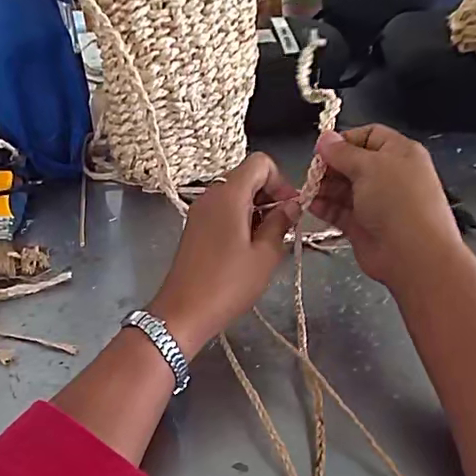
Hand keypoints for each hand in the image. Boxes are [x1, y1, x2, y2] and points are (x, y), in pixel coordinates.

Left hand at [148, 152, 300, 349]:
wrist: (183, 312)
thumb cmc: (227, 285)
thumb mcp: (265, 255)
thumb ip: (280, 223)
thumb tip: (292, 204)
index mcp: (228, 195)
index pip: (260, 163)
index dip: (281, 181)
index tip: (291, 208)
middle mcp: (210, 196)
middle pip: (247, 177)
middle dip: (270, 196)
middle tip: (284, 228)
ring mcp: (199, 213)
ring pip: (235, 196)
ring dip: (256, 211)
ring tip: (267, 243)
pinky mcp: (194, 229)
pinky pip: (223, 213)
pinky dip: (240, 222)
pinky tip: (248, 250)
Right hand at [309, 125, 463, 287]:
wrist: (413, 254)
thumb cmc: (398, 202)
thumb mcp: (370, 167)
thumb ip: (343, 153)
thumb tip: (325, 138)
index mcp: (399, 153)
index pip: (369, 136)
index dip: (344, 140)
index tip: (322, 148)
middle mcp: (388, 176)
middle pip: (353, 163)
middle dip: (330, 166)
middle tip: (311, 171)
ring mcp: (375, 203)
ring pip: (343, 189)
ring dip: (323, 187)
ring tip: (306, 189)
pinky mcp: (362, 226)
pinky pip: (340, 212)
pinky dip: (325, 207)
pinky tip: (309, 204)